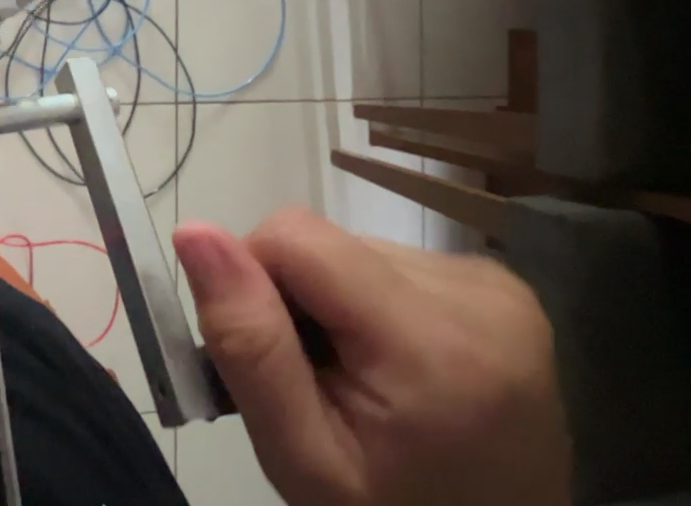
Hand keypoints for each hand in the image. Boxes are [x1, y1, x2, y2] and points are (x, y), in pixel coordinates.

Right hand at [174, 210, 569, 505]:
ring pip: (346, 247)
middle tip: (310, 378)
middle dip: (290, 297)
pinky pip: (383, 258)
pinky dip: (362, 301)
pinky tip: (388, 360)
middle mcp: (477, 293)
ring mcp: (495, 286)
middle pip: (320, 241)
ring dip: (328, 300)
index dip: (253, 280)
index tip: (267, 352)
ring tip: (354, 375)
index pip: (293, 237)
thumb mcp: (300, 458)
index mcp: (433, 340)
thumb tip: (194, 232)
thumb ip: (248, 345)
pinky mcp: (496, 284)